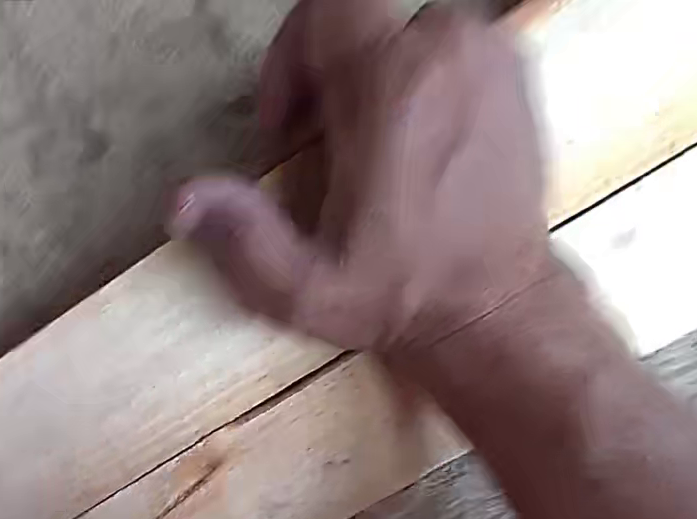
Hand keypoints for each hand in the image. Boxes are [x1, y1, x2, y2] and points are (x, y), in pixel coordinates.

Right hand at [169, 0, 550, 356]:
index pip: (326, 5)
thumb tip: (179, 200)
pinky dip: (415, 87)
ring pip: (405, 35)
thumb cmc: (392, 300)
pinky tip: (410, 154)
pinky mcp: (516, 74)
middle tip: (318, 156)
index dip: (288, 60)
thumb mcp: (300, 289)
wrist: (491, 310)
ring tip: (362, 160)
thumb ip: (240, 237)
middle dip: (324, 80)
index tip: (286, 129)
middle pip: (362, 22)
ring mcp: (491, 55)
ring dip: (368, 85)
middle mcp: (449, 47)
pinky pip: (447, 51)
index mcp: (392, 87)